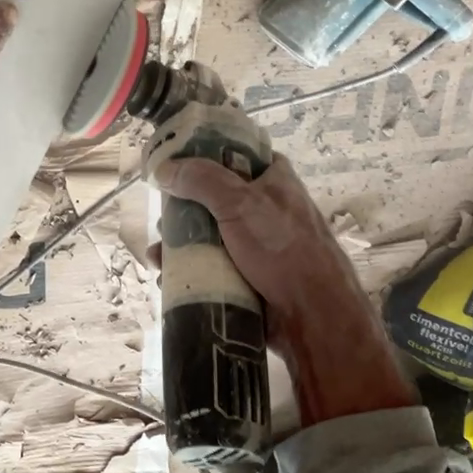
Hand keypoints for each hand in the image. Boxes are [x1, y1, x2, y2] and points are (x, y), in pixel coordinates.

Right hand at [155, 153, 416, 424]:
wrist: (314, 316)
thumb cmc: (283, 249)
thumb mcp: (241, 203)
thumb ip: (201, 180)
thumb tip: (162, 169)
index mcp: (274, 180)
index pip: (235, 156)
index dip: (203, 157)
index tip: (172, 166)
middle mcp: (266, 208)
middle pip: (213, 199)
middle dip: (182, 210)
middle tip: (162, 220)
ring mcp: (257, 245)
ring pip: (209, 236)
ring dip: (180, 245)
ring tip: (158, 257)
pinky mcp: (249, 275)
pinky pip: (212, 267)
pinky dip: (189, 270)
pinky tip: (168, 278)